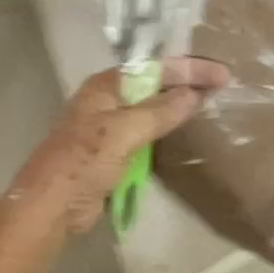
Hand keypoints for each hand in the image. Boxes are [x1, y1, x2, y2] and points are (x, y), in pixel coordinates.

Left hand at [13, 57, 231, 232]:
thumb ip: (159, 111)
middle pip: (153, 85)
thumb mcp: (123, 131)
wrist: (51, 206)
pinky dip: (164, 132)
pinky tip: (183, 135)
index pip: (154, 67)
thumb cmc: (84, 160)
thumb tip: (192, 94)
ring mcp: (108, 126)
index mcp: (106, 85)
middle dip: (184, 83)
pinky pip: (145, 135)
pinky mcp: (111, 152)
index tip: (222, 74)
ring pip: (150, 110)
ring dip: (176, 108)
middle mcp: (107, 99)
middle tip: (220, 86)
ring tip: (208, 105)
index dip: (188, 69)